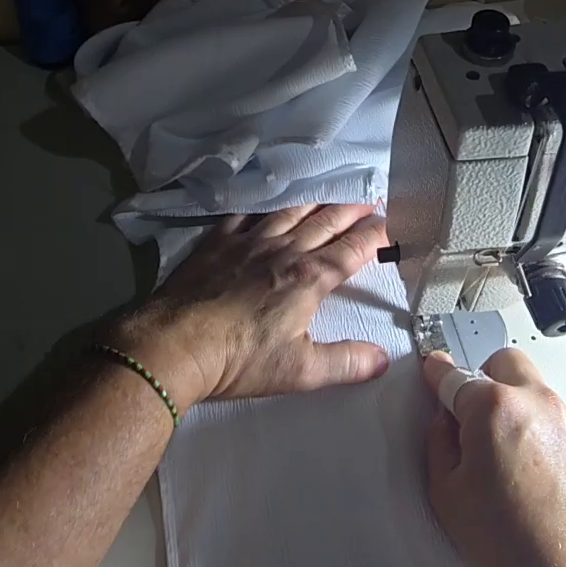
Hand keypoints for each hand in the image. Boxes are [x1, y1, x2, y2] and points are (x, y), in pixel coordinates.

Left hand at [103, 204, 389, 409]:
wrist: (175, 344)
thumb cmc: (240, 359)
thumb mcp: (301, 370)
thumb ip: (346, 363)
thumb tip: (383, 359)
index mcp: (308, 278)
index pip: (351, 250)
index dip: (374, 236)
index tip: (390, 224)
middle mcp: (283, 251)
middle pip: (325, 223)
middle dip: (351, 211)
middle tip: (370, 202)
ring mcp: (248, 242)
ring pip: (289, 212)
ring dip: (314, 202)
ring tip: (329, 196)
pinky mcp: (217, 243)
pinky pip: (245, 215)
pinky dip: (263, 207)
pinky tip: (267, 206)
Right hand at [423, 349, 565, 566]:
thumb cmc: (516, 551)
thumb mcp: (447, 495)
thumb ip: (440, 443)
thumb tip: (446, 423)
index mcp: (494, 408)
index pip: (455, 375)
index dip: (437, 373)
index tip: (433, 370)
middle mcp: (537, 403)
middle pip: (504, 363)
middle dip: (484, 380)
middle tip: (473, 418)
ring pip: (533, 391)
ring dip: (515, 408)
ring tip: (507, 462)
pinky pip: (556, 420)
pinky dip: (540, 433)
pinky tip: (533, 477)